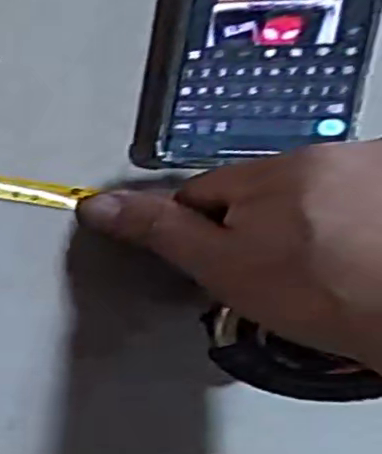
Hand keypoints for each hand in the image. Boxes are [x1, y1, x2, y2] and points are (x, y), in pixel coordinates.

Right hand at [76, 140, 381, 366]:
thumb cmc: (335, 297)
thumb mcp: (219, 264)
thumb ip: (156, 227)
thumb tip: (99, 204)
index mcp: (289, 167)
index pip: (204, 192)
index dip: (200, 231)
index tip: (220, 259)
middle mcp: (354, 156)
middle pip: (266, 194)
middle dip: (261, 228)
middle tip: (276, 270)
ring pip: (320, 202)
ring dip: (315, 229)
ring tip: (328, 271)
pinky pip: (364, 209)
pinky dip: (361, 233)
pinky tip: (367, 263)